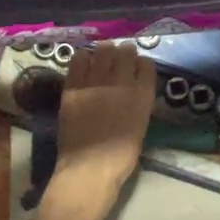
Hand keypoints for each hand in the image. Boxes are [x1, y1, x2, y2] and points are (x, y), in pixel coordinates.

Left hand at [53, 42, 155, 193]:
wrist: (89, 168)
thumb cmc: (120, 158)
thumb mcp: (139, 128)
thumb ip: (136, 105)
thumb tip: (129, 92)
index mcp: (142, 97)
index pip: (146, 65)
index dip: (141, 63)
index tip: (136, 65)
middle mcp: (121, 84)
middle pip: (125, 53)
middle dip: (124, 51)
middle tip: (119, 53)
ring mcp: (96, 83)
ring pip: (102, 52)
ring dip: (104, 50)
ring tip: (102, 52)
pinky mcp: (73, 87)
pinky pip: (78, 61)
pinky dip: (83, 57)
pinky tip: (84, 59)